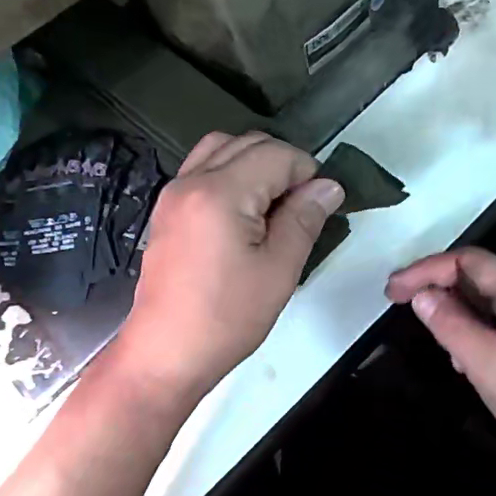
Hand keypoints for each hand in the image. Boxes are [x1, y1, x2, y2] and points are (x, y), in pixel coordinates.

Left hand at [116, 132, 343, 397]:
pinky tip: (244, 214)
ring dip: (254, 164)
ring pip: (221, 149)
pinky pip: (203, 170)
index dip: (307, 173)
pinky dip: (230, 175)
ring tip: (273, 206)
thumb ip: (304, 219)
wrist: (167, 353)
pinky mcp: (167, 211)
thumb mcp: (279, 270)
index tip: (318, 206)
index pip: (276, 154)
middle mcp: (191, 181)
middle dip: (282, 164)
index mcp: (220, 193)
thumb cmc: (226, 318)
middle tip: (300, 207)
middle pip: (247, 142)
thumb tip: (328, 186)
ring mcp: (173, 194)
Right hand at [385, 247, 495, 457]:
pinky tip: (459, 354)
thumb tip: (419, 296)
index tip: (393, 290)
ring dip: (451, 309)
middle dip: (434, 286)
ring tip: (431, 334)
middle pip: (473, 273)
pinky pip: (489, 314)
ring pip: (478, 295)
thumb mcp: (486, 364)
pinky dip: (467, 326)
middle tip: (396, 301)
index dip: (426, 270)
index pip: (468, 261)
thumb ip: (450, 326)